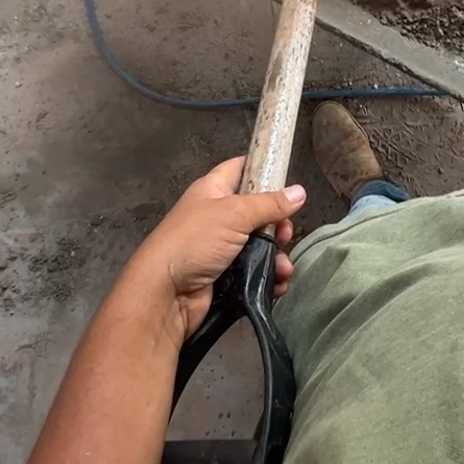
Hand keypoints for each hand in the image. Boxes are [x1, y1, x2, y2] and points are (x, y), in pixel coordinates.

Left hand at [119, 157, 305, 342]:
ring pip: (260, 243)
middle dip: (278, 222)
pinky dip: (268, 276)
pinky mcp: (225, 275)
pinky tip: (278, 284)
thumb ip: (270, 204)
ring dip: (276, 254)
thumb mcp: (234, 214)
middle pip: (257, 210)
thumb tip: (300, 192)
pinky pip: (255, 270)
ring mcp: (220, 247)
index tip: (286, 176)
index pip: (240, 167)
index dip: (261, 167)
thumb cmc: (194, 242)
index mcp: (213, 190)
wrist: (164, 295)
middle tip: (285, 234)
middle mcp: (217, 215)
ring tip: (283, 267)